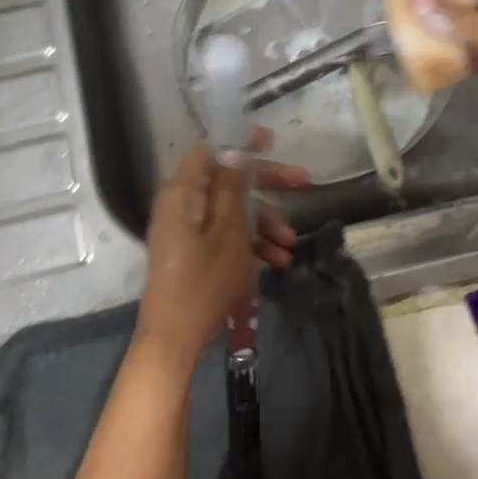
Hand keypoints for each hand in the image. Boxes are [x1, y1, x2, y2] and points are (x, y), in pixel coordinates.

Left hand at [137, 133, 306, 359]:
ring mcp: (185, 229)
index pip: (211, 150)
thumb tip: (234, 147)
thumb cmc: (204, 282)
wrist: (175, 338)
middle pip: (226, 181)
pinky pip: (223, 235)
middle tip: (303, 184)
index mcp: (183, 192)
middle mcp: (180, 204)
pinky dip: (249, 243)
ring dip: (263, 224)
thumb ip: (231, 186)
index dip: (241, 142)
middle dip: (266, 187)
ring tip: (288, 247)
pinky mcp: (191, 252)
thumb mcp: (229, 231)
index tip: (271, 140)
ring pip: (230, 211)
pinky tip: (275, 262)